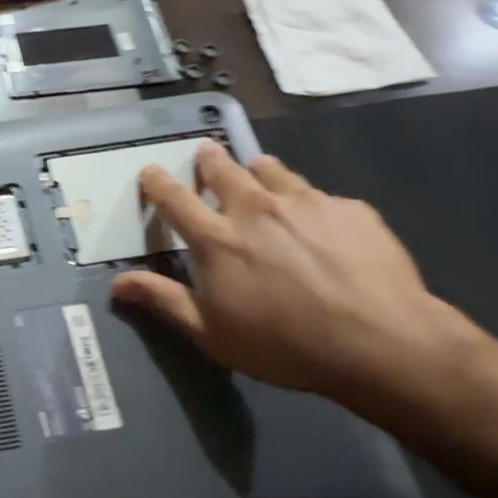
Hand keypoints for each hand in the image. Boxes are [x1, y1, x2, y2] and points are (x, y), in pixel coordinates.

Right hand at [112, 142, 481, 405]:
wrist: (379, 340)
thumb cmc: (283, 344)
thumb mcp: (211, 333)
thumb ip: (165, 300)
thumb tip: (118, 282)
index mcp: (217, 239)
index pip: (175, 199)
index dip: (158, 183)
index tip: (150, 171)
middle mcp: (256, 208)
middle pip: (224, 168)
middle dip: (209, 159)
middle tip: (205, 153)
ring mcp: (307, 202)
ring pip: (272, 169)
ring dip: (257, 170)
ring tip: (259, 175)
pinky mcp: (349, 208)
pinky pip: (319, 194)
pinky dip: (307, 201)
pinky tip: (319, 223)